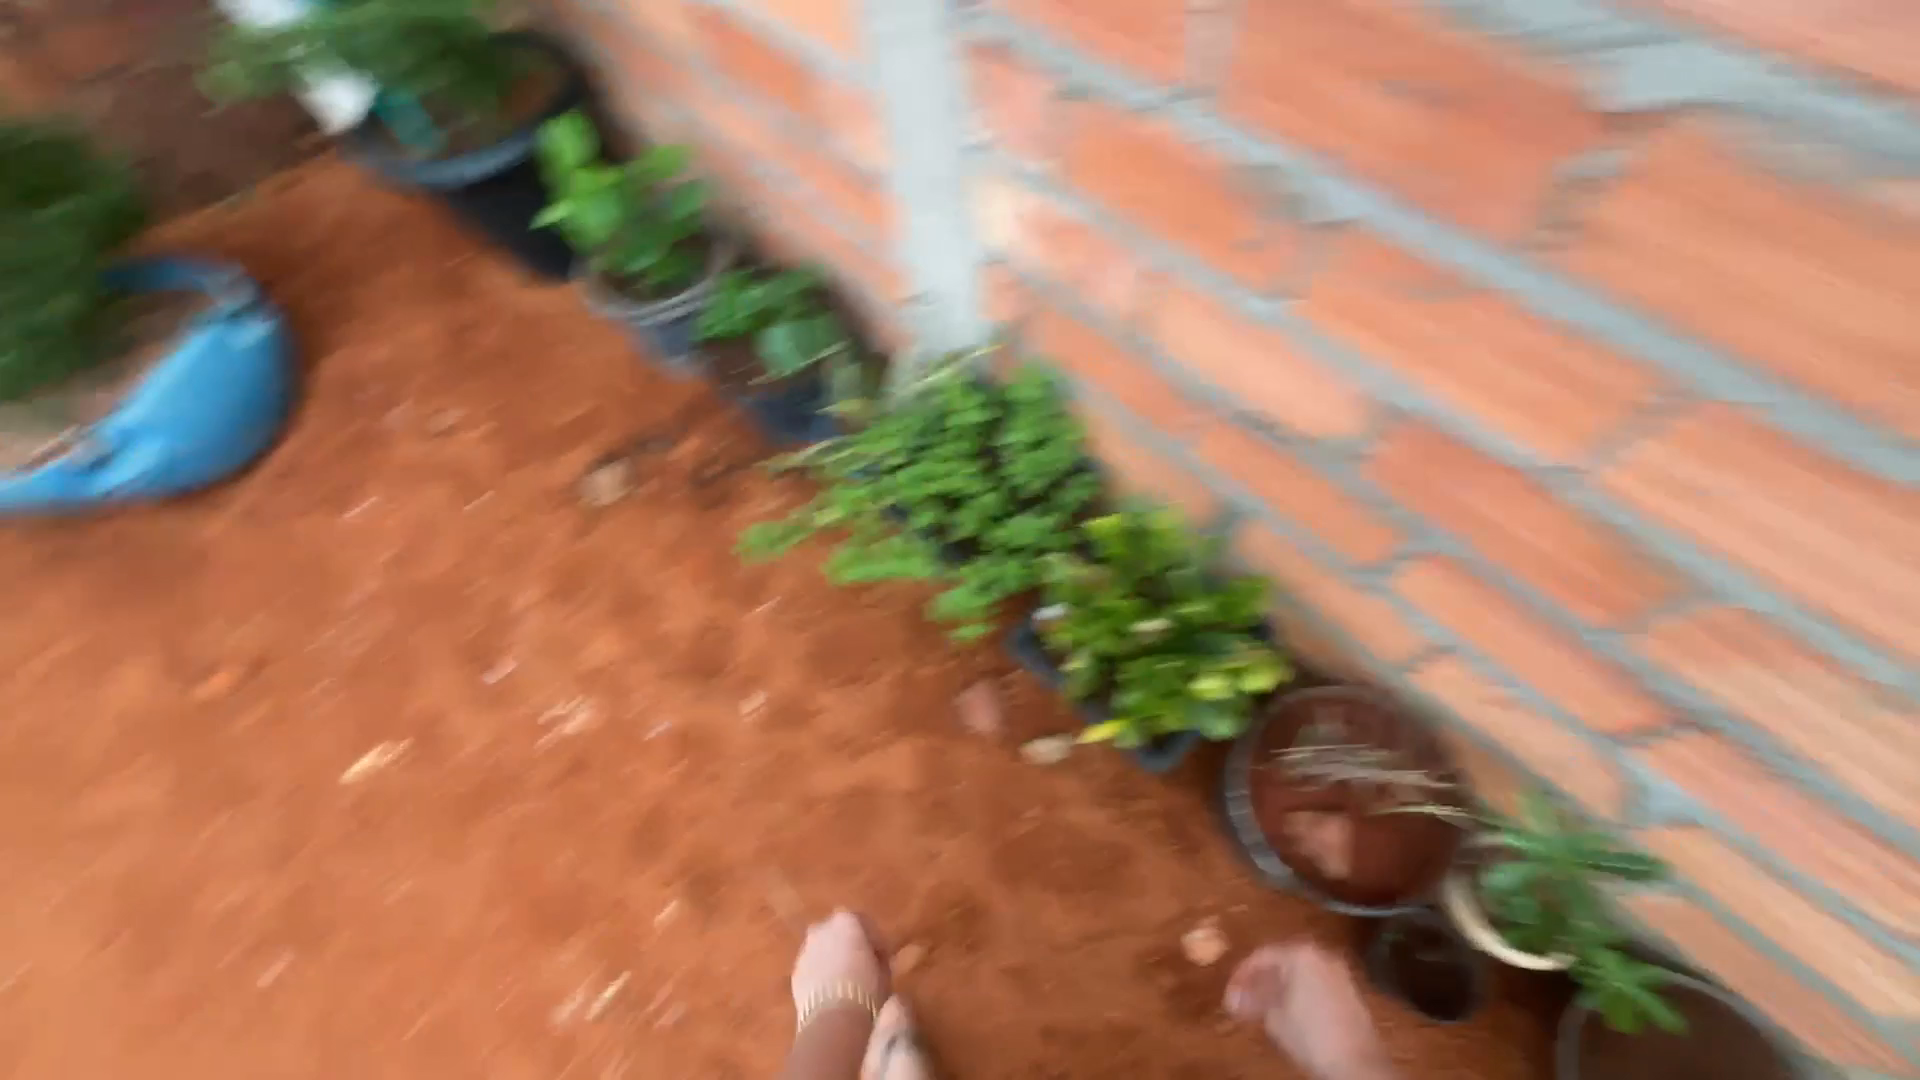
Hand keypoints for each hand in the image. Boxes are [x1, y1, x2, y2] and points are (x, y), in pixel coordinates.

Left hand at [790, 910, 889, 1010]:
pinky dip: (820, 974)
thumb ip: (878, 959)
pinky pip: (812, 967)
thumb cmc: (866, 988)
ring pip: (822, 948)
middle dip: (850, 945)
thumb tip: (875, 961)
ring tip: (845, 981)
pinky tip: (830, 992)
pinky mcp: (795, 971)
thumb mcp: (883, 971)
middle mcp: (822, 928)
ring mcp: (806, 949)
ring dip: (833, 958)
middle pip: (839, 931)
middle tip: (863, 965)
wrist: (832, 1018)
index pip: (865, 923)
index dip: (876, 941)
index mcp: (847, 920)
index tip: (884, 958)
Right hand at [1225, 942, 1395, 1079]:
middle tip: (1245, 999)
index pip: (1261, 956)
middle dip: (1261, 981)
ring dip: (1280, 989)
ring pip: (1300, 976)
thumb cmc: (1310, 1034)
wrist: (1359, 1065)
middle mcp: (1320, 956)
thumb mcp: (1273, 1018)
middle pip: (1282, 963)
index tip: (1231, 992)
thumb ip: (1252, 1001)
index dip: (1241, 975)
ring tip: (1264, 1008)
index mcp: (1300, 953)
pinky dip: (1299, 995)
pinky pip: (1316, 987)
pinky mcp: (1351, 994)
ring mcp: (1339, 974)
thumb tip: (1234, 999)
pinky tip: (1290, 1013)